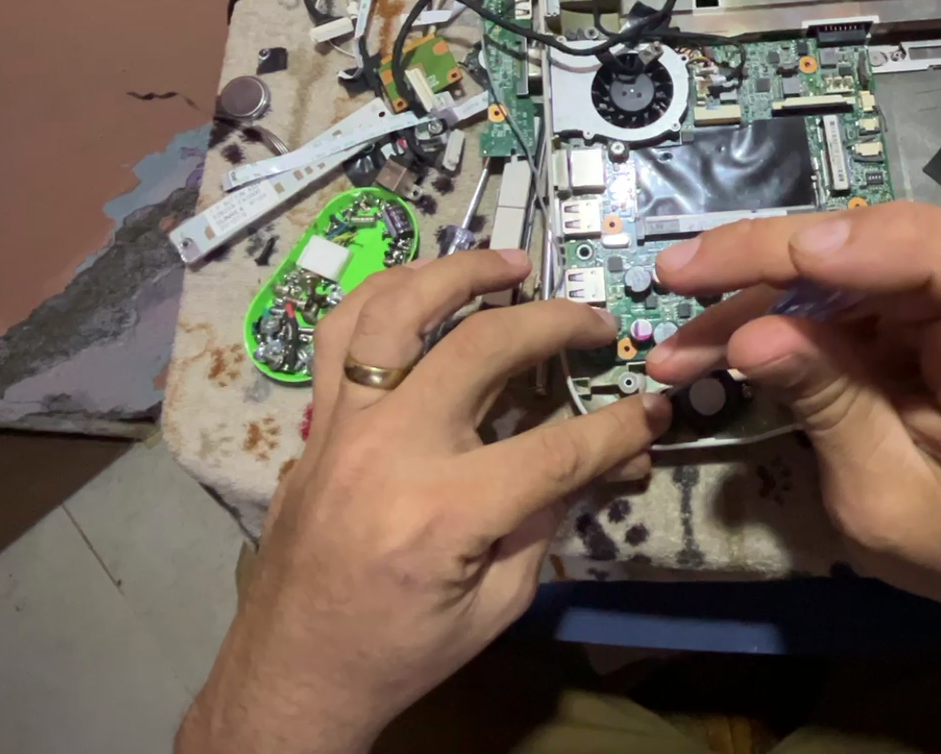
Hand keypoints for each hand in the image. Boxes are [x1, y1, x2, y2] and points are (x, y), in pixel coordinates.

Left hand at [180, 250, 671, 753]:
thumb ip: (550, 516)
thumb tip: (606, 457)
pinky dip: (385, 293)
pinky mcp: (315, 423)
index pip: (554, 450)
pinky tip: (424, 283)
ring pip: (394, 312)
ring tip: (509, 261)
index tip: (652, 409)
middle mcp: (388, 451)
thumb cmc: (401, 651)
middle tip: (594, 320)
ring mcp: (340, 427)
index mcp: (443, 514)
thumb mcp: (497, 602)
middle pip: (480, 349)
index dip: (616, 428)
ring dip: (458, 272)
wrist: (288, 677)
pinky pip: (340, 333)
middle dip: (553, 323)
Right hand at [646, 202, 940, 622]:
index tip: (804, 259)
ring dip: (747, 287)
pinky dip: (757, 312)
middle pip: (885, 240)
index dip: (898, 249)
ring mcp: (935, 295)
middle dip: (776, 253)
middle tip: (682, 273)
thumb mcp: (892, 501)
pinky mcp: (894, 303)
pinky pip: (816, 288)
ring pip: (833, 255)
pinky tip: (701, 342)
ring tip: (675, 331)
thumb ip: (832, 412)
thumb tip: (750, 338)